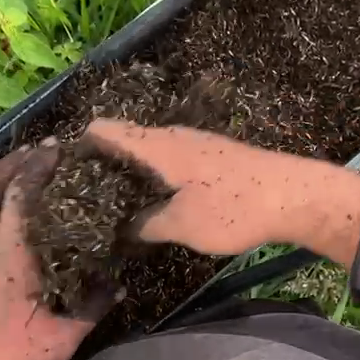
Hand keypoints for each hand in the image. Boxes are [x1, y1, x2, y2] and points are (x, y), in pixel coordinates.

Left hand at [0, 143, 92, 359]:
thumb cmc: (11, 357)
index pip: (24, 191)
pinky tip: (0, 226)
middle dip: (15, 163)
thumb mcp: (64, 337)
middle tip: (38, 153)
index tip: (58, 150)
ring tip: (20, 180)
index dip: (40, 167)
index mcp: (11, 250)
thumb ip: (92, 307)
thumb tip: (120, 286)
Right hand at [84, 119, 359, 268]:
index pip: (104, 130)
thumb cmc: (234, 208)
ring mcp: (196, 145)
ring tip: (118, 210)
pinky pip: (172, 165)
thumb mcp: (183, 225)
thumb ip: (146, 225)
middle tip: (87, 203)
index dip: (80, 148)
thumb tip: (121, 229)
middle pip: (126, 142)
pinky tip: (158, 207)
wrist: (295, 196)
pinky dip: (158, 182)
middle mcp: (173, 136)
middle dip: (104, 169)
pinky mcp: (215, 160)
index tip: (64, 177)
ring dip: (134, 178)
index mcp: (156, 144)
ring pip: (151, 155)